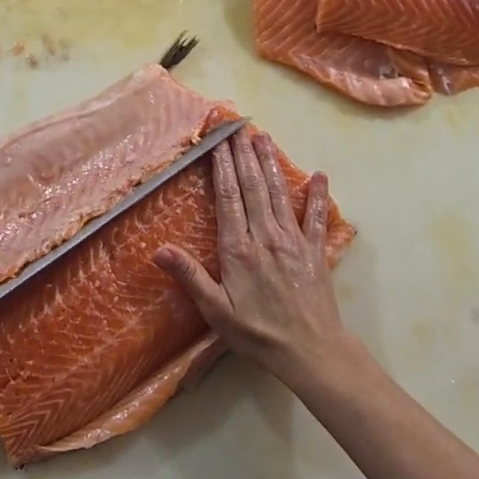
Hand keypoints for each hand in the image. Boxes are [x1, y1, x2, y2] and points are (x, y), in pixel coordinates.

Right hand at [153, 129, 350, 384]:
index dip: (223, 168)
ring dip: (270, 164)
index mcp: (239, 249)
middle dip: (244, 155)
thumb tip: (158, 249)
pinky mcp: (315, 251)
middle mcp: (265, 236)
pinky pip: (315, 218)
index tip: (218, 142)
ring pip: (279, 194)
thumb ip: (190, 276)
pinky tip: (320, 176)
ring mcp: (293, 241)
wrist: (311, 352)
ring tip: (263, 137)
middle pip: (253, 187)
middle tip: (238, 126)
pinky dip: (318, 196)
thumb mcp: (216, 312)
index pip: (229, 198)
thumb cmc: (258, 334)